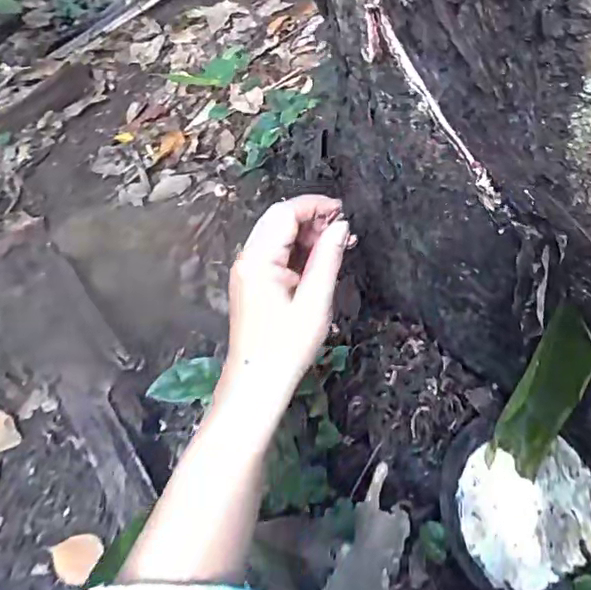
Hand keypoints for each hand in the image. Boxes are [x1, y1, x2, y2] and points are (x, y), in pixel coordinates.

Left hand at [215, 195, 351, 414]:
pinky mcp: (253, 281)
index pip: (286, 213)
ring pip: (278, 233)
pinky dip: (299, 248)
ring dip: (307, 232)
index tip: (341, 211)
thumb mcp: (315, 300)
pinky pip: (276, 250)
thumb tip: (341, 226)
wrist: (256, 383)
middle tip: (342, 229)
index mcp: (258, 261)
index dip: (315, 206)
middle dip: (312, 217)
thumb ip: (328, 257)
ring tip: (337, 244)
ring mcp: (248, 270)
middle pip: (279, 218)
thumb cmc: (283, 349)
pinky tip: (320, 259)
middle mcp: (248, 260)